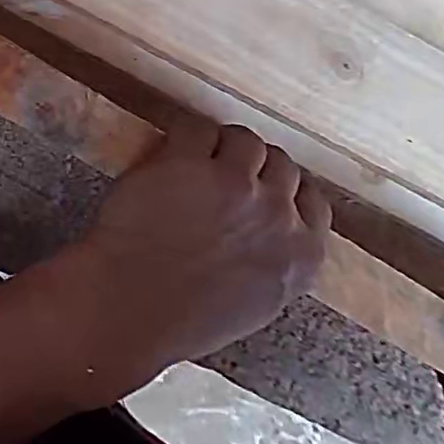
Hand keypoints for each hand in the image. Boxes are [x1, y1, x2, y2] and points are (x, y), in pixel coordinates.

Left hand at [60, 120, 330, 389]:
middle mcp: (275, 214)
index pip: (313, 202)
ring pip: (244, 139)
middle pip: (281, 163)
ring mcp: (233, 184)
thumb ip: (273, 260)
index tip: (263, 185)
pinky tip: (169, 152)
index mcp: (299, 257)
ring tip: (196, 156)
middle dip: (254, 163)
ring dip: (222, 144)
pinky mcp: (188, 161)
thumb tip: (268, 230)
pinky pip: (197, 127)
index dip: (283, 187)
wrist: (129, 306)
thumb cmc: (182, 316)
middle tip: (223, 167)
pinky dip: (183, 135)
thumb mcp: (256, 301)